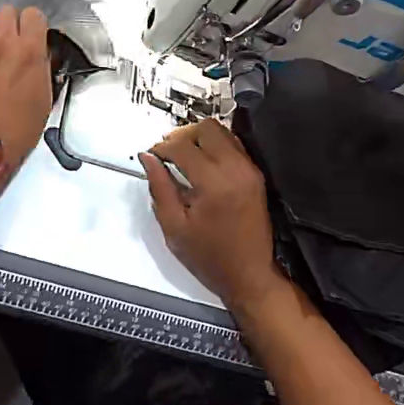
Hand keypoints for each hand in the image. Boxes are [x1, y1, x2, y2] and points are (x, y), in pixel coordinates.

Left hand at [0, 6, 52, 178]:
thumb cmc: (19, 130)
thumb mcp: (44, 99)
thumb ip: (41, 69)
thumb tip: (39, 55)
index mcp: (30, 51)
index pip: (33, 14)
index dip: (32, 25)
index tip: (30, 37)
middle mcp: (1, 42)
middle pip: (5, 11)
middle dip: (7, 25)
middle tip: (6, 44)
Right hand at [140, 119, 290, 305]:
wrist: (250, 276)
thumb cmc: (210, 257)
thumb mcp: (173, 225)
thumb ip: (159, 186)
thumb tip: (148, 158)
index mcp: (214, 183)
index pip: (182, 146)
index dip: (161, 147)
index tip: (151, 155)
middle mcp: (236, 170)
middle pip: (206, 128)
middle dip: (181, 135)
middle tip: (167, 151)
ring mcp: (249, 171)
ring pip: (222, 131)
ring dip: (198, 137)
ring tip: (182, 155)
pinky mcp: (255, 176)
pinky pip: (233, 144)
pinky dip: (214, 145)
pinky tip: (200, 161)